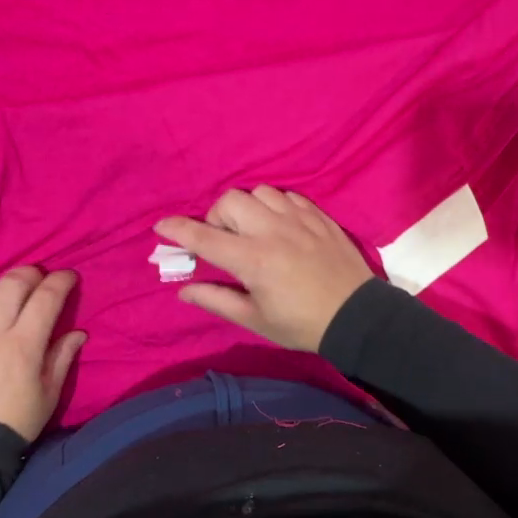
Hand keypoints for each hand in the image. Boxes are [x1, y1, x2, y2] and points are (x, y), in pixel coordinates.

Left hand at [0, 266, 86, 442]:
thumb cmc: (17, 420)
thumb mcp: (49, 393)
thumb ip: (62, 357)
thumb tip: (77, 332)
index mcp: (23, 345)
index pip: (46, 297)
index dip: (61, 281)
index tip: (69, 278)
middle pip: (12, 282)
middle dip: (32, 274)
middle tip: (40, 282)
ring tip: (6, 299)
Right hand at [156, 186, 373, 352]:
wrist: (357, 317)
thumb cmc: (300, 324)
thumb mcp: (254, 319)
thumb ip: (216, 300)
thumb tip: (184, 289)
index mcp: (253, 260)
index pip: (204, 237)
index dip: (178, 230)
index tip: (161, 227)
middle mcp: (272, 231)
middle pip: (229, 201)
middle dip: (216, 218)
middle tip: (222, 242)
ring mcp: (298, 219)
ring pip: (258, 193)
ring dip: (246, 209)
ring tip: (251, 231)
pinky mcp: (317, 216)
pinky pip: (286, 196)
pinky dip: (273, 207)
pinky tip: (277, 227)